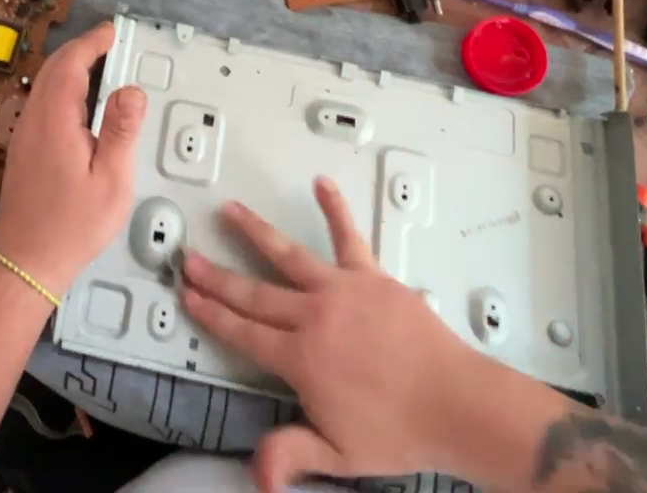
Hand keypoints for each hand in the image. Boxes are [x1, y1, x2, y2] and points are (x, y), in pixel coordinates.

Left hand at [0, 21, 147, 295]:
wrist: (26, 260)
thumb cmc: (72, 225)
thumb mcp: (111, 180)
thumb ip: (121, 130)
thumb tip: (131, 90)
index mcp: (55, 121)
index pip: (70, 65)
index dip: (91, 43)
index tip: (111, 31)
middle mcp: (33, 120)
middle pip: (52, 69)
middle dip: (80, 50)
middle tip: (109, 44)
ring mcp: (24, 134)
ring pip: (43, 85)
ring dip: (69, 67)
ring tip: (100, 66)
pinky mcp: (24, 149)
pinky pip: (41, 102)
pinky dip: (61, 87)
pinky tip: (80, 103)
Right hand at [183, 178, 488, 490]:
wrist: (457, 405)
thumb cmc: (400, 433)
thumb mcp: (339, 455)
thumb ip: (291, 454)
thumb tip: (255, 475)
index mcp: (300, 358)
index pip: (243, 332)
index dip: (212, 314)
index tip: (189, 295)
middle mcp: (312, 317)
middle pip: (253, 293)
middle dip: (217, 276)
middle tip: (189, 257)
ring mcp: (340, 290)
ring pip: (287, 256)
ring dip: (255, 232)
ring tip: (229, 209)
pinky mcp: (370, 275)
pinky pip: (348, 237)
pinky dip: (334, 209)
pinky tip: (321, 183)